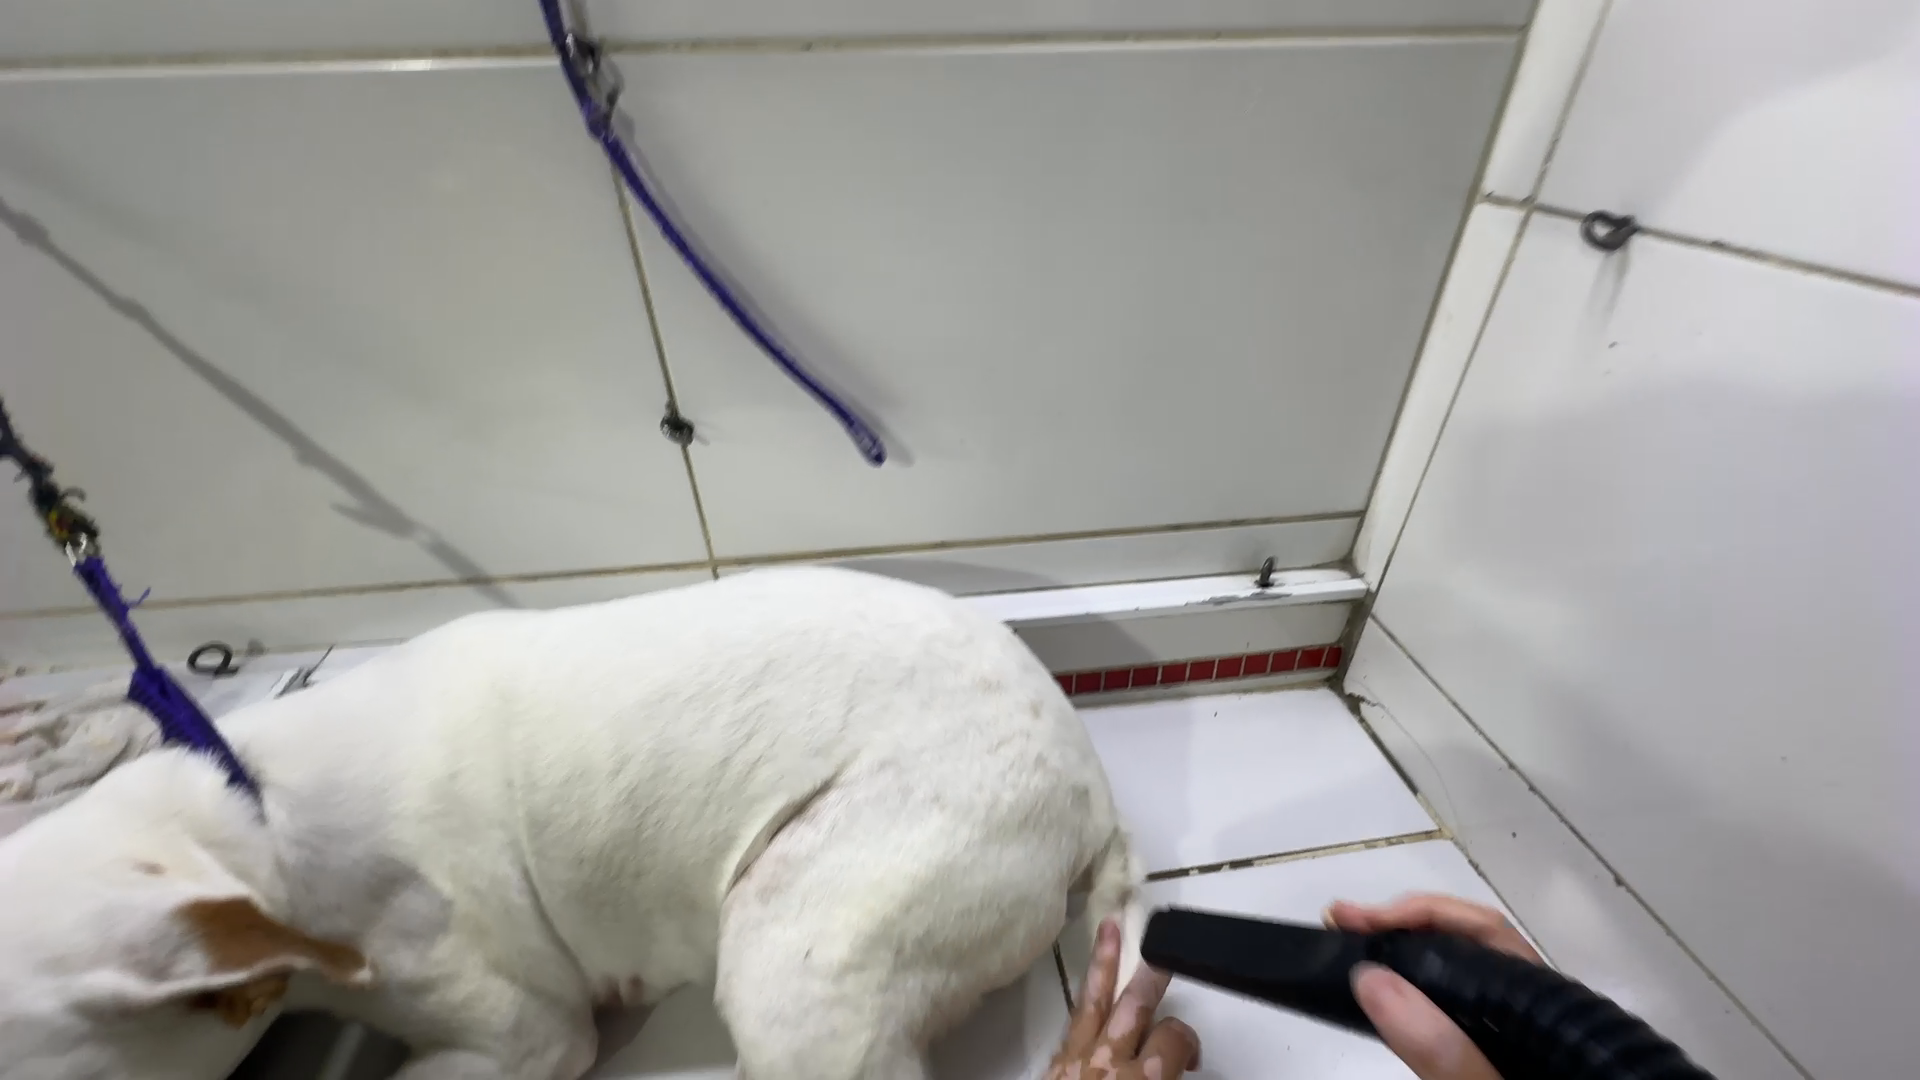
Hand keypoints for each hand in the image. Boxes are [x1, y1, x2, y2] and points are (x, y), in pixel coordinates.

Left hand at [1047, 918, 1200, 1078]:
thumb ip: (1164, 1078)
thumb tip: (1172, 1064)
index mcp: (1143, 1078)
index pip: (1173, 1040)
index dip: (1188, 1040)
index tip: (1190, 1054)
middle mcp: (1111, 1057)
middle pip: (1135, 1004)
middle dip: (1150, 974)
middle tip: (1160, 947)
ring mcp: (1079, 1053)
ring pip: (1095, 997)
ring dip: (1105, 959)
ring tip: (1110, 925)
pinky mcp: (1058, 1058)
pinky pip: (1073, 1017)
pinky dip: (1083, 993)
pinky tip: (1087, 977)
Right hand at [1325, 894, 1543, 1079]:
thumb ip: (1448, 1059)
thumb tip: (1370, 978)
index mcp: (1560, 1019)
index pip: (1488, 935)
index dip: (1418, 915)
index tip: (1352, 921)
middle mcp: (1551, 1019)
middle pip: (1477, 943)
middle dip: (1403, 925)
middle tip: (1340, 921)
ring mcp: (1530, 1044)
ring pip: (1469, 973)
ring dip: (1407, 951)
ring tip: (1353, 942)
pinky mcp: (1505, 1062)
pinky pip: (1463, 1010)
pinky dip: (1419, 989)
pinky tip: (1390, 991)